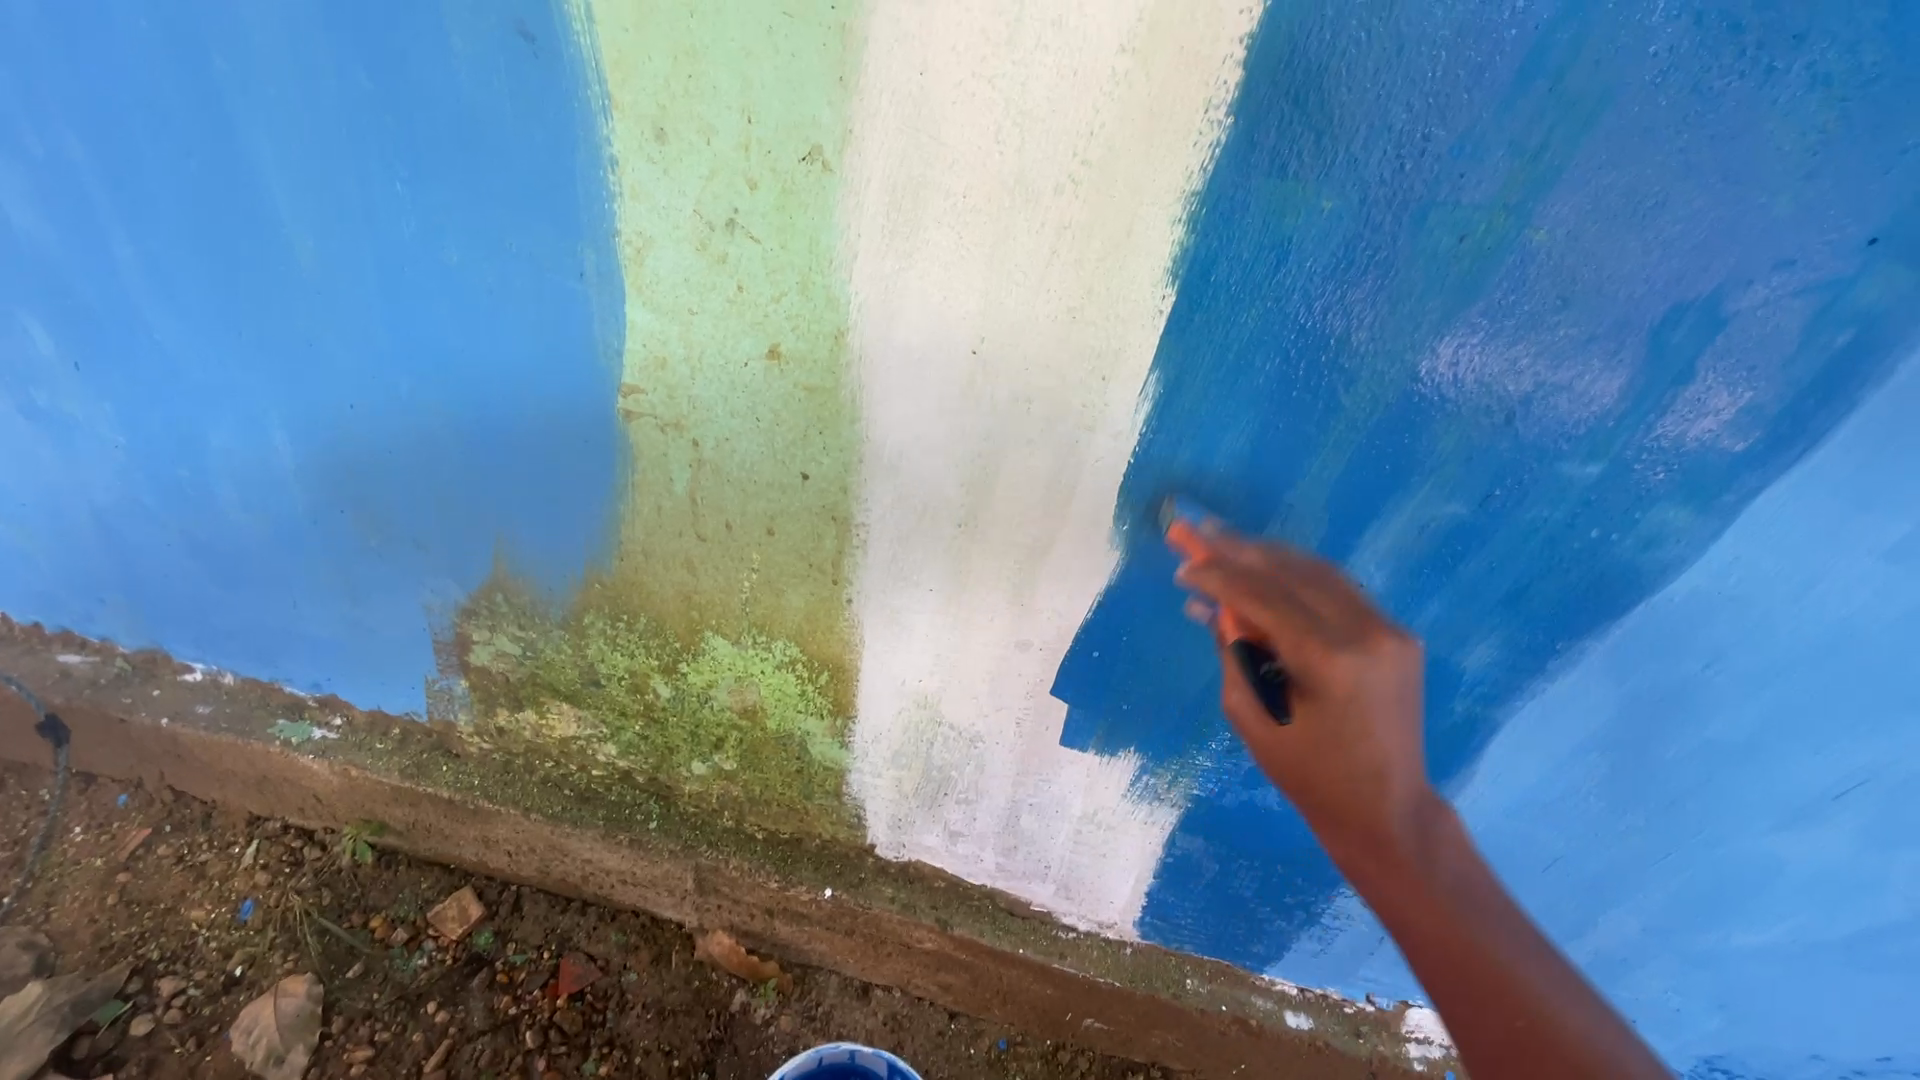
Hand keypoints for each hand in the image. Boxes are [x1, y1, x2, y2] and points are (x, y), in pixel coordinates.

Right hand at [1172, 522, 1436, 859]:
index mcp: (1329, 659)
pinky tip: (1265, 569)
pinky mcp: (1397, 634)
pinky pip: (1338, 590)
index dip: (1218, 575)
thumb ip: (1233, 651)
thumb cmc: (1307, 774)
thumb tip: (1218, 605)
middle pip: (1291, 571)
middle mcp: (1366, 631)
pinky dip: (1296, 576)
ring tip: (1224, 541)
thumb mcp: (1250, 715)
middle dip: (1238, 551)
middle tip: (1195, 532)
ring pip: (1318, 571)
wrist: (1386, 808)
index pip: (1262, 596)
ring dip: (1267, 556)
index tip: (1182, 564)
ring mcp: (1389, 629)